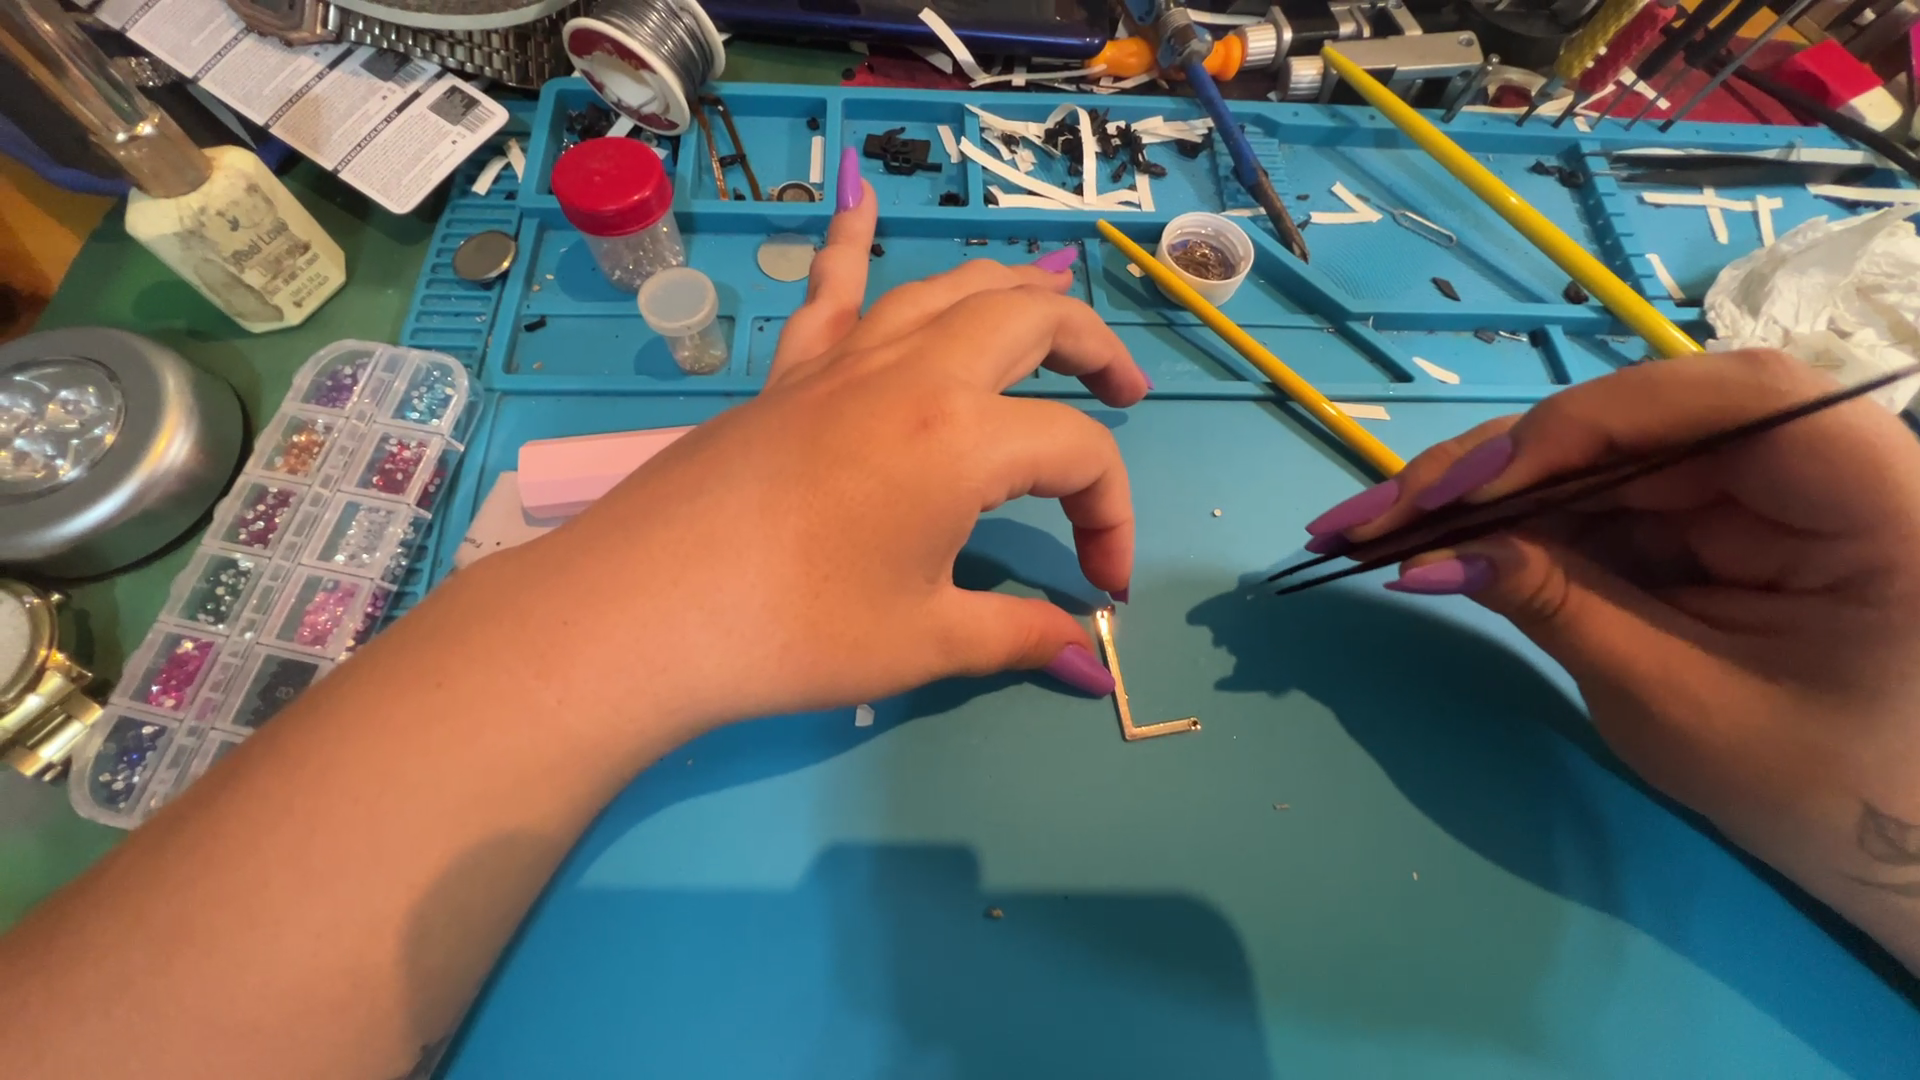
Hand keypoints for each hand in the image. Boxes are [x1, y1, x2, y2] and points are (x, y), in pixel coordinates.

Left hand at [509, 154, 1147, 730]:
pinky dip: (853, 241)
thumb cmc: (795, 632)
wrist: (643, 615)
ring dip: (1015, 292)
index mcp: (964, 437)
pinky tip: (859, 199)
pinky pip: (832, 287)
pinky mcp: (791, 372)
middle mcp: (915, 372)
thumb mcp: (927, 642)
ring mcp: (846, 360)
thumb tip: (1092, 670)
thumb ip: (1022, 639)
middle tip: (1123, 392)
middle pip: (1035, 319)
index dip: (1113, 520)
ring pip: (951, 287)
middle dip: (1095, 349)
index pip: (1080, 455)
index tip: (1103, 591)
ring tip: (1047, 321)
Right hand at [1297, 350, 1919, 963]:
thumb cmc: (1810, 780)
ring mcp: (1718, 491)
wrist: (1869, 825)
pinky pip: (1557, 497)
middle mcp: (1793, 472)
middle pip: (1618, 424)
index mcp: (1874, 508)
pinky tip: (1405, 534)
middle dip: (1484, 468)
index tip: (1477, 491)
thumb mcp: (1672, 698)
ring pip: (1566, 455)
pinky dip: (1478, 519)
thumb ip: (1555, 607)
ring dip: (1458, 492)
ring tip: (1361, 528)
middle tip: (1374, 517)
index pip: (1739, 403)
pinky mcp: (1663, 515)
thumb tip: (1427, 558)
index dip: (1591, 425)